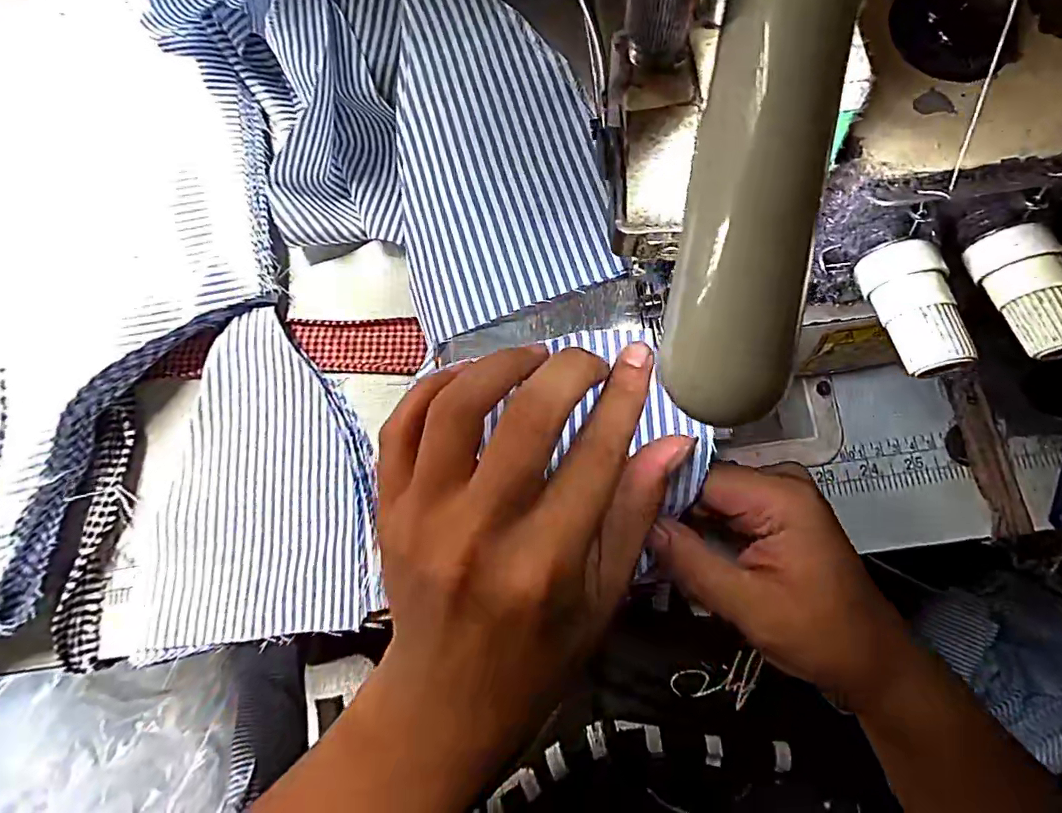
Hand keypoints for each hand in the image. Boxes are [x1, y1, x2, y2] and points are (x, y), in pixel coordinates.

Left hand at [360, 343, 694, 795]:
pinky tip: (471, 377)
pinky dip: (436, 385)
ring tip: (533, 359)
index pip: (594, 455)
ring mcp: (421, 516)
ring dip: (501, 364)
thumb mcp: (603, 597)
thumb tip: (673, 441)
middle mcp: (478, 532)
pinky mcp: (387, 508)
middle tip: (590, 362)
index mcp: (543, 563)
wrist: (442, 702)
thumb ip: (636, 512)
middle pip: (526, 417)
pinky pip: (402, 424)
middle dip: (569, 370)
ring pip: (456, 406)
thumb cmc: (536, 655)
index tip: (636, 360)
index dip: (623, 396)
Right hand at [647, 462, 916, 712]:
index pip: (702, 476)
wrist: (870, 659)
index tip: (625, 514)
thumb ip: (692, 562)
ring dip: (686, 521)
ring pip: (714, 496)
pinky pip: (729, 508)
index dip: (661, 493)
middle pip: (707, 482)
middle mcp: (781, 480)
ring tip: (650, 543)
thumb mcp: (748, 605)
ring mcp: (781, 493)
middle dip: (672, 509)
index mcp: (780, 494)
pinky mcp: (778, 510)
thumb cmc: (817, 634)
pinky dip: (706, 529)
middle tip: (634, 535)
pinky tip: (680, 548)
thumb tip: (642, 525)